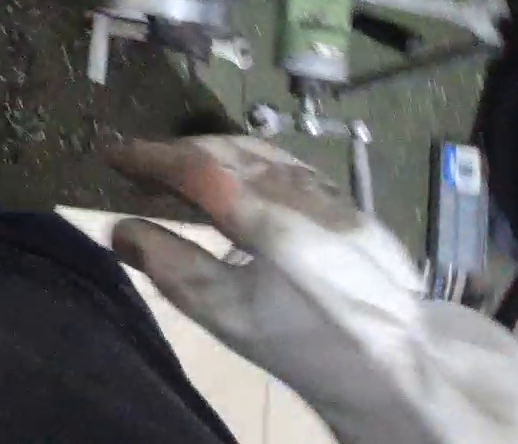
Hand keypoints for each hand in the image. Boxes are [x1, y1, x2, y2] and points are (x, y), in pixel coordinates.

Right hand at [107, 137, 517, 443]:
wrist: (405, 368)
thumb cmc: (306, 345)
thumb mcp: (229, 316)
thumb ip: (172, 266)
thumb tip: (121, 227)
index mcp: (269, 223)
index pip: (194, 167)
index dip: (147, 156)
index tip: (112, 155)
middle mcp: (298, 194)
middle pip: (221, 150)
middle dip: (171, 151)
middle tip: (136, 164)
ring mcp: (325, 192)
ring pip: (252, 149)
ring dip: (204, 150)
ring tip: (175, 165)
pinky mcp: (343, 200)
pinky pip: (280, 159)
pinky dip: (240, 156)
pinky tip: (228, 173)